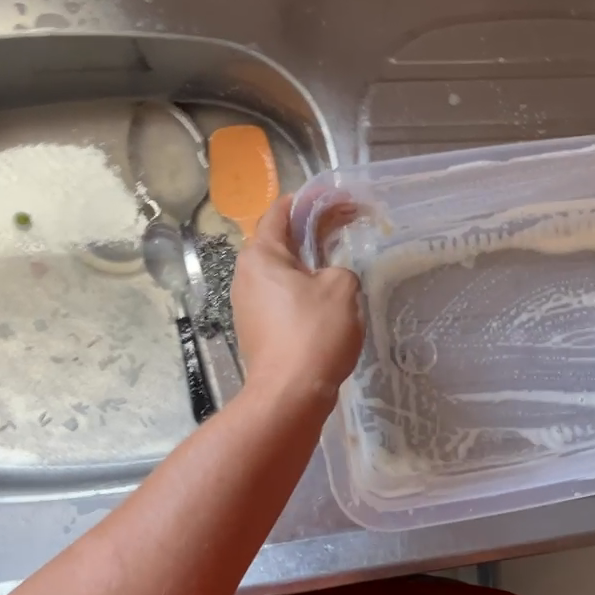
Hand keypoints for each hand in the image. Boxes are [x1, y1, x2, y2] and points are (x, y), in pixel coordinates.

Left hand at [230, 195, 362, 405]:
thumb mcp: (341, 288)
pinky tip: (327, 296)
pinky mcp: (257, 328)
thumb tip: (329, 279)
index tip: (341, 199)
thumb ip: (339, 268)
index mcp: (261, 255)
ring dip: (310, 259)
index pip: (282, 210)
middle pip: (281, 239)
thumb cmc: (314, 333)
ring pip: (282, 269)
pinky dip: (304, 286)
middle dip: (315, 229)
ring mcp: (248, 303)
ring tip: (341, 257)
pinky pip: (282, 295)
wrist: (290, 394)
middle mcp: (246, 274)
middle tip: (349, 225)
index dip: (313, 200)